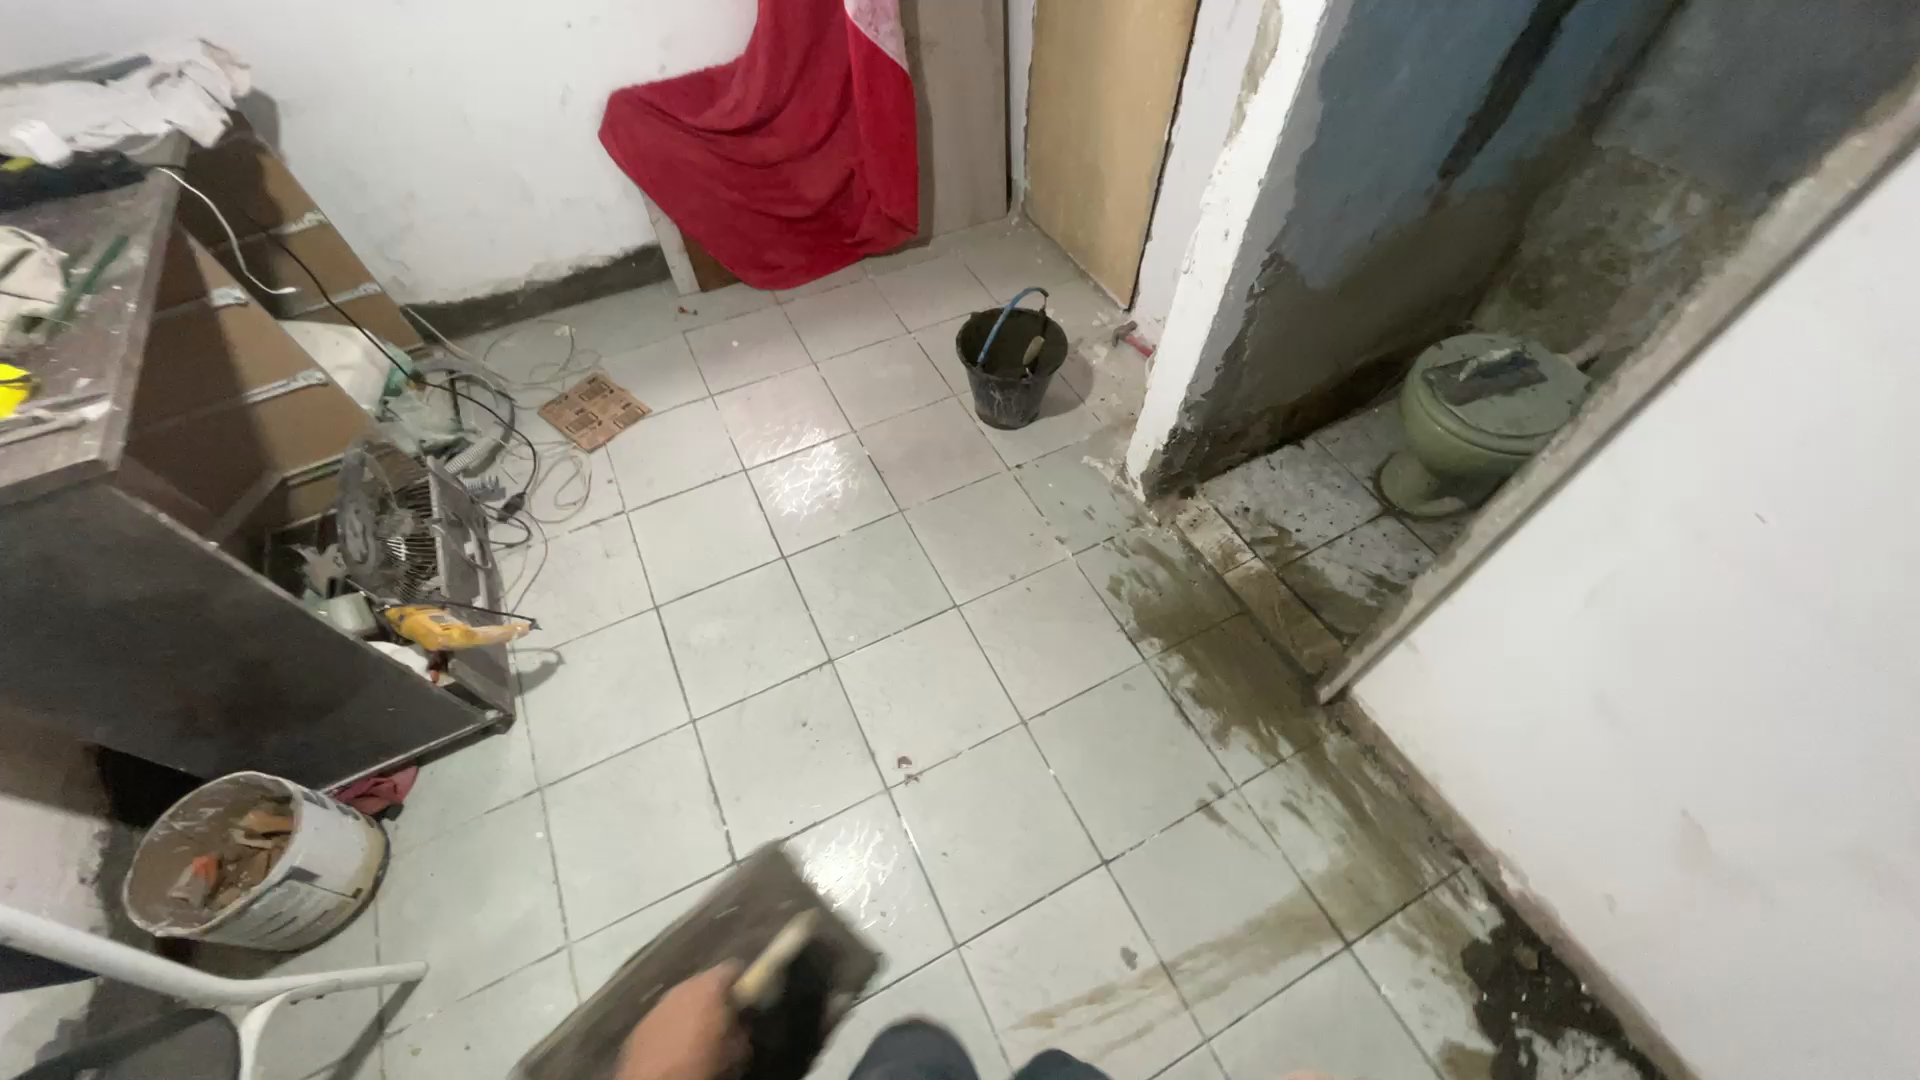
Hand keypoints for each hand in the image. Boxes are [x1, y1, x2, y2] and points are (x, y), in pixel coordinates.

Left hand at [617, 963, 747, 1079]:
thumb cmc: (701, 1064)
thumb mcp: (737, 1051)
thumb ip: (743, 1029)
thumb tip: (741, 1025)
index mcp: (710, 986)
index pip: (734, 967)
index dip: (745, 981)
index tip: (749, 998)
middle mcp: (683, 986)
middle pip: (706, 982)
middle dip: (716, 997)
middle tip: (724, 1019)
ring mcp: (658, 1004)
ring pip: (683, 999)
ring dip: (692, 1011)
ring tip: (698, 1035)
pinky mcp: (640, 1026)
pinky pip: (664, 1018)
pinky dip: (672, 1026)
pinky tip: (674, 1047)